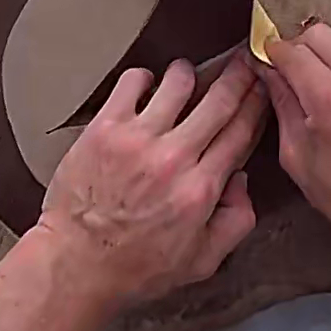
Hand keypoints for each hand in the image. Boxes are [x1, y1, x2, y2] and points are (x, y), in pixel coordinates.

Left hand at [32, 55, 268, 313]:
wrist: (70, 270)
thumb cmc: (132, 267)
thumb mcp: (200, 262)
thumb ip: (236, 223)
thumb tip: (243, 179)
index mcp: (200, 190)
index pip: (241, 129)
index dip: (256, 101)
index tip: (261, 85)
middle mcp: (173, 160)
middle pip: (221, 98)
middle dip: (239, 73)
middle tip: (243, 59)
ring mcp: (138, 141)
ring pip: (180, 80)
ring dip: (188, 74)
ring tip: (186, 78)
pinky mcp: (105, 129)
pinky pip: (134, 81)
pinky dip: (144, 77)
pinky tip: (146, 88)